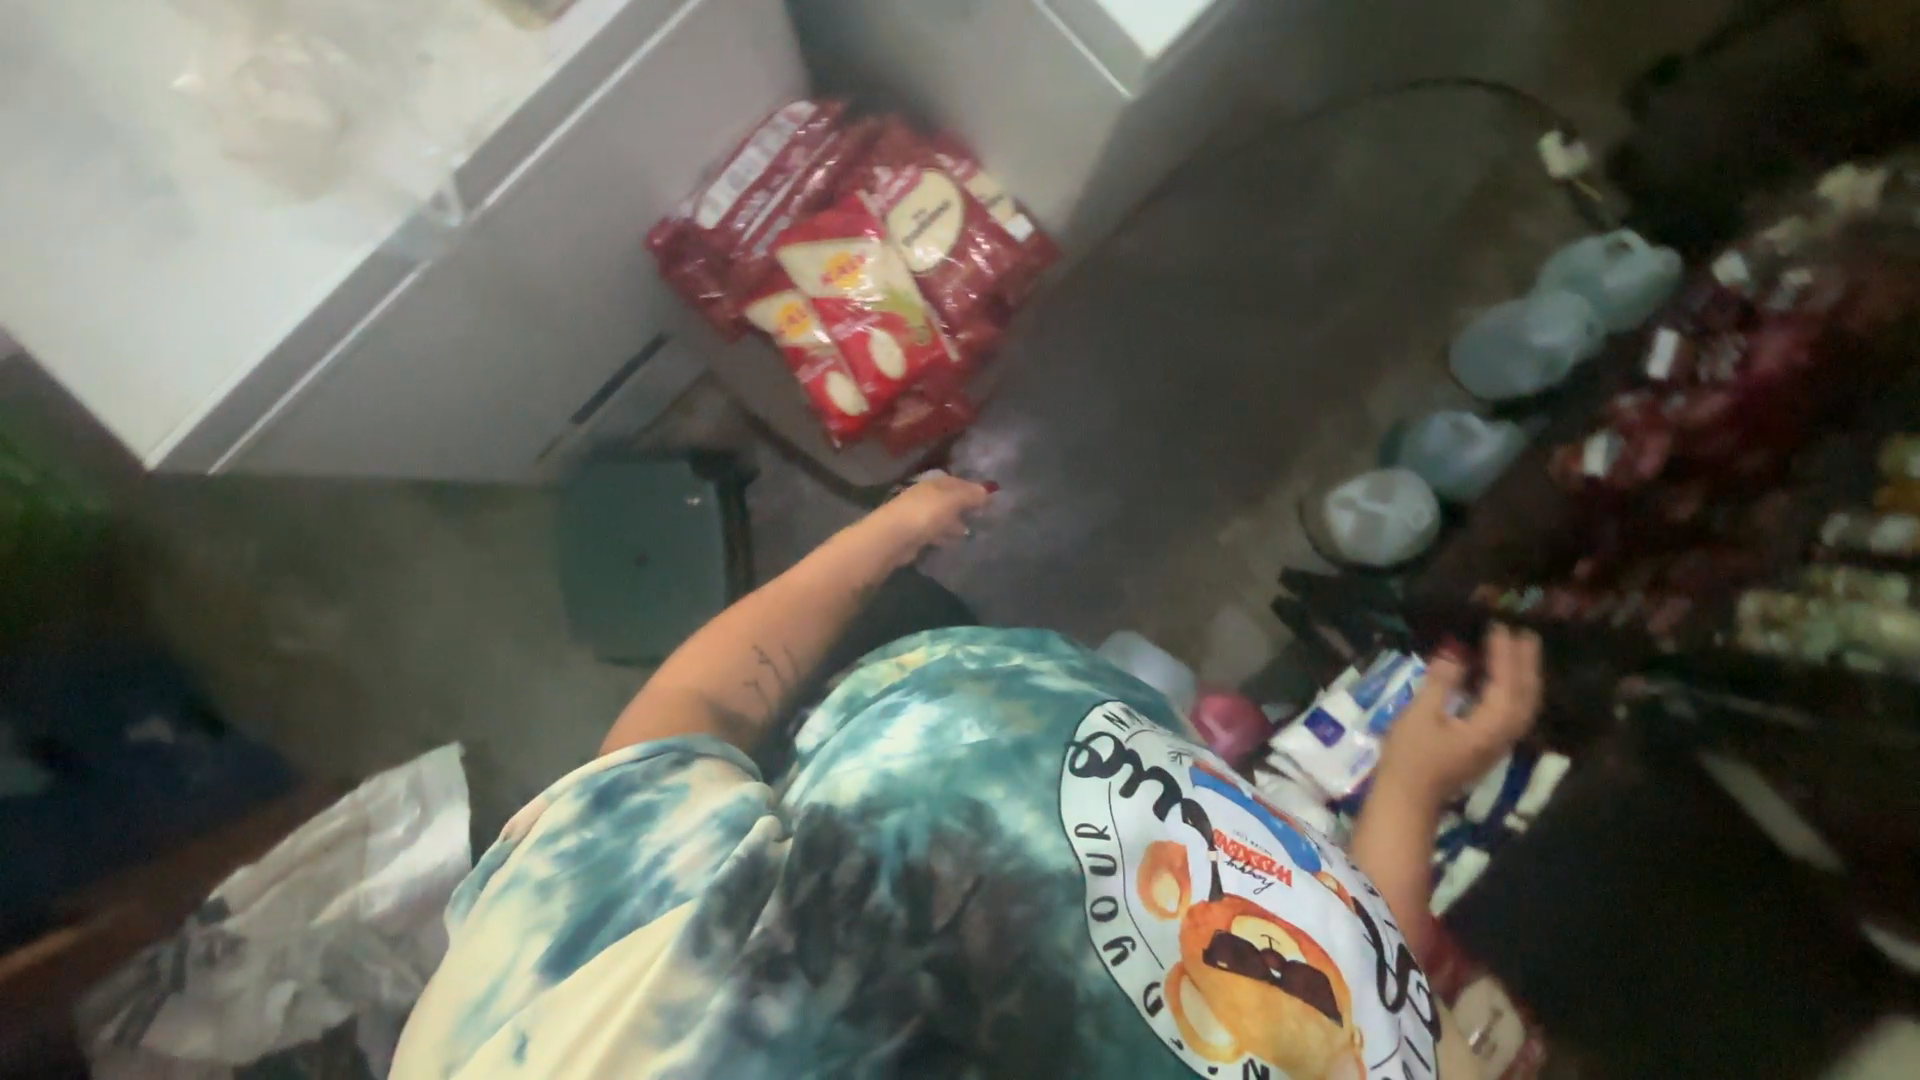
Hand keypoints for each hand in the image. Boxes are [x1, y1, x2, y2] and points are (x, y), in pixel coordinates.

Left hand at [863, 473, 993, 557]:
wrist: (892, 538)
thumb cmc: (924, 514)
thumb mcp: (952, 501)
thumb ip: (970, 496)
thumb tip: (987, 490)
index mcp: (934, 484)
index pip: (957, 482)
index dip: (972, 488)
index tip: (989, 498)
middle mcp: (925, 495)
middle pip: (949, 498)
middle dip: (964, 506)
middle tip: (982, 515)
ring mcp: (918, 515)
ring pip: (942, 516)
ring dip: (955, 522)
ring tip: (971, 531)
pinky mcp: (914, 534)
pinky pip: (934, 531)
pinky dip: (944, 534)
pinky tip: (953, 541)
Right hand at [1375, 625, 1541, 810]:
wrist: (1408, 798)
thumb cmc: (1410, 756)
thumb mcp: (1419, 715)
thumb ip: (1441, 683)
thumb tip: (1454, 652)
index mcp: (1489, 727)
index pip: (1506, 684)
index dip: (1504, 655)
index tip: (1500, 628)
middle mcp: (1503, 735)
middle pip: (1524, 696)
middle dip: (1526, 664)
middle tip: (1524, 634)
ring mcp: (1497, 743)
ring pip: (1521, 706)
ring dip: (1523, 677)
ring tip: (1519, 653)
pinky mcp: (1486, 746)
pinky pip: (1511, 713)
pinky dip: (1512, 692)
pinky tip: (1498, 681)